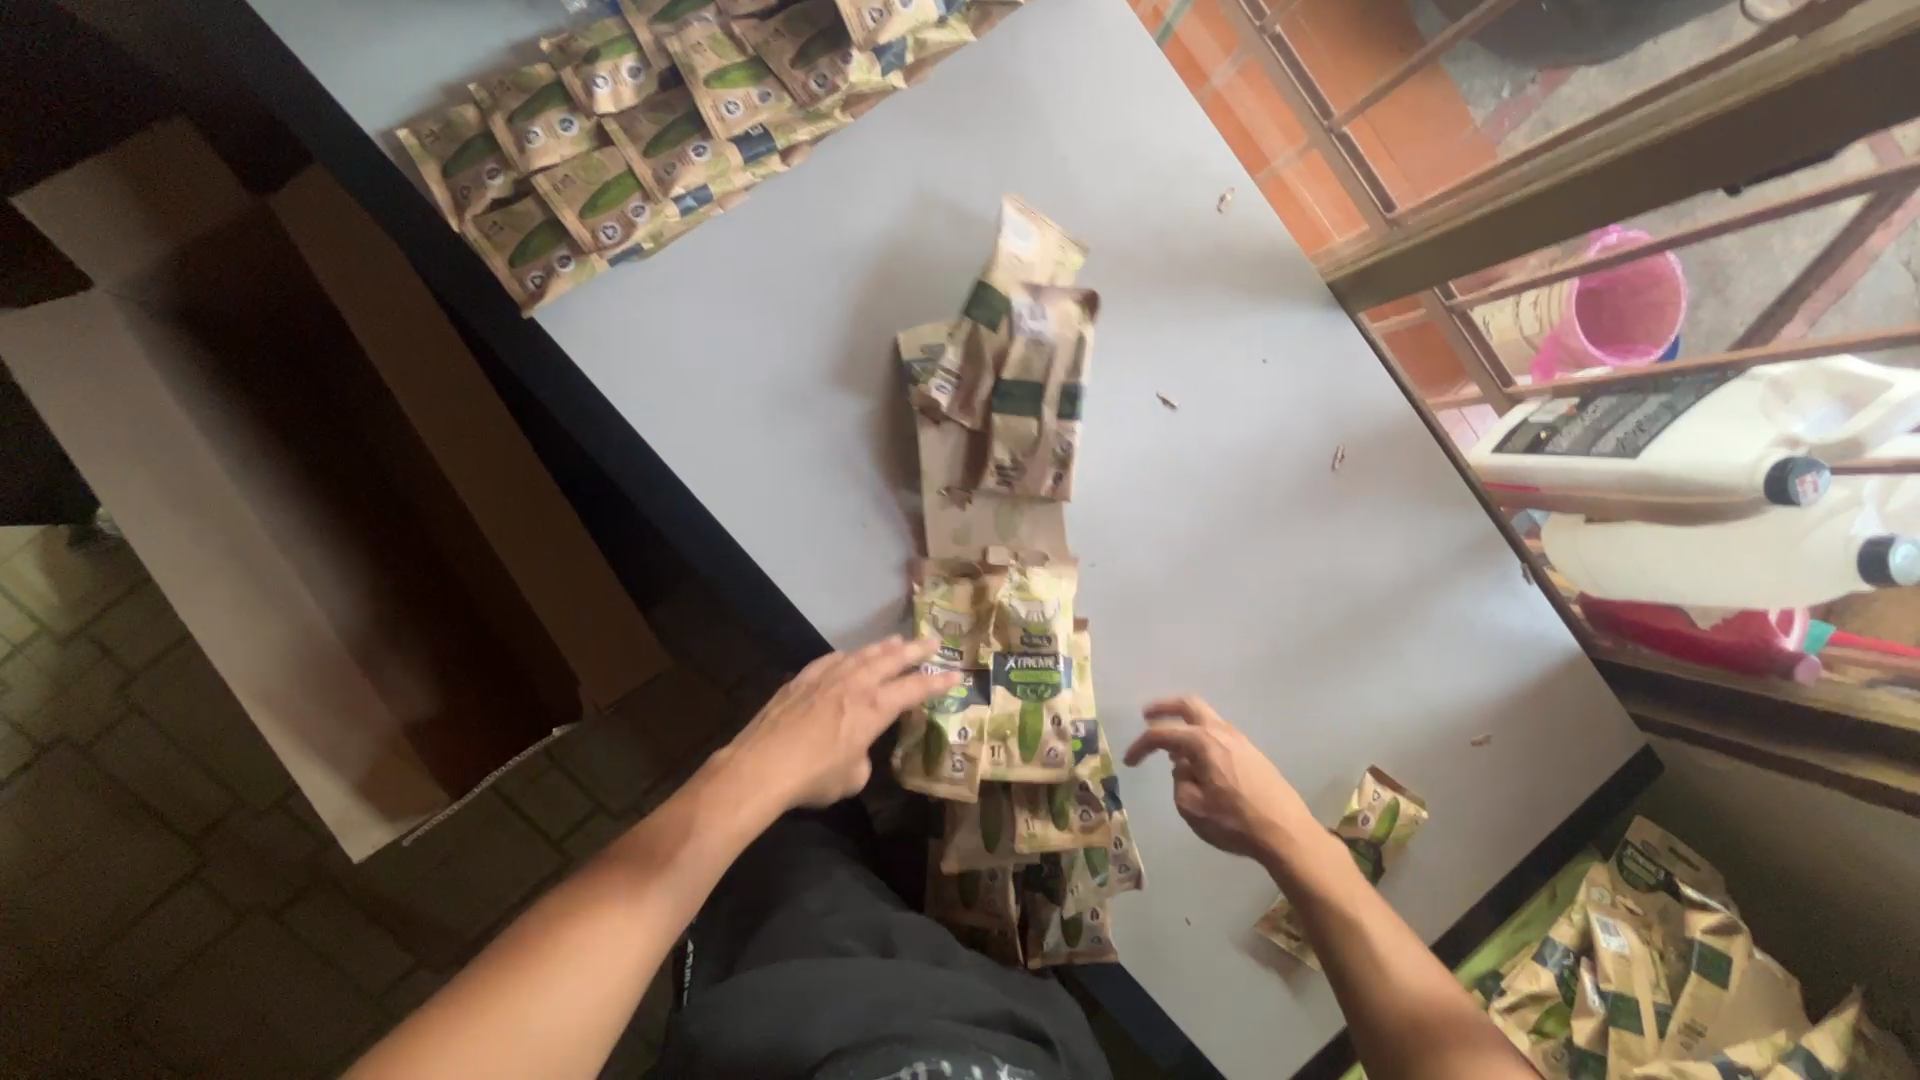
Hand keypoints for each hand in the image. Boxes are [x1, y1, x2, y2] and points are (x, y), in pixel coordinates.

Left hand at [723, 636, 959, 809]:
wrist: (761, 766)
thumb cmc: (813, 778)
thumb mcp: (852, 777)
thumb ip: (862, 758)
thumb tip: (856, 750)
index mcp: (875, 708)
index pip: (915, 689)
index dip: (938, 682)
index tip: (956, 674)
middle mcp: (855, 684)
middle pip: (892, 660)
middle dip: (915, 650)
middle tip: (933, 640)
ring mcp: (825, 678)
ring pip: (861, 654)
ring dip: (882, 647)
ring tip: (896, 640)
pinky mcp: (800, 680)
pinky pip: (830, 659)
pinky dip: (846, 655)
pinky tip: (847, 654)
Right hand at [1123, 697, 1318, 869]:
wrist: (1285, 833)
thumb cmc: (1234, 821)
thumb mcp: (1191, 808)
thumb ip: (1179, 782)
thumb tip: (1185, 769)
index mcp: (1203, 742)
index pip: (1162, 735)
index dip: (1140, 746)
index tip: (1129, 762)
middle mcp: (1221, 732)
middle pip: (1189, 705)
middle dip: (1165, 708)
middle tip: (1147, 716)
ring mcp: (1240, 740)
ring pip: (1207, 719)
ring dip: (1186, 725)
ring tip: (1172, 749)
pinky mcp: (1252, 753)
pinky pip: (1219, 735)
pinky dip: (1202, 738)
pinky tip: (1199, 762)